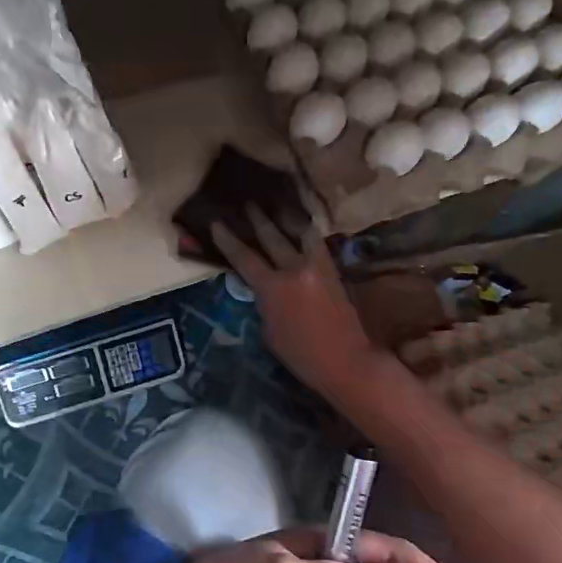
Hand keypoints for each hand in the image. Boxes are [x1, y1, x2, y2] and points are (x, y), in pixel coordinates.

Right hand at [208, 206, 390, 402]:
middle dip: (257, 219)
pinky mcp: (333, 271)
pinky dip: (307, 232)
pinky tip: (303, 227)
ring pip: (300, 233)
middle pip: (272, 237)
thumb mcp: (268, 330)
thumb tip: (263, 287)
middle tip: (248, 203)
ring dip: (287, 218)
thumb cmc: (300, 354)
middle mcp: (295, 269)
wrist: (346, 360)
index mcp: (273, 288)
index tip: (216, 222)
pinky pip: (317, 243)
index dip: (227, 240)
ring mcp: (317, 267)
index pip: (244, 258)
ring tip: (279, 205)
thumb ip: (263, 302)